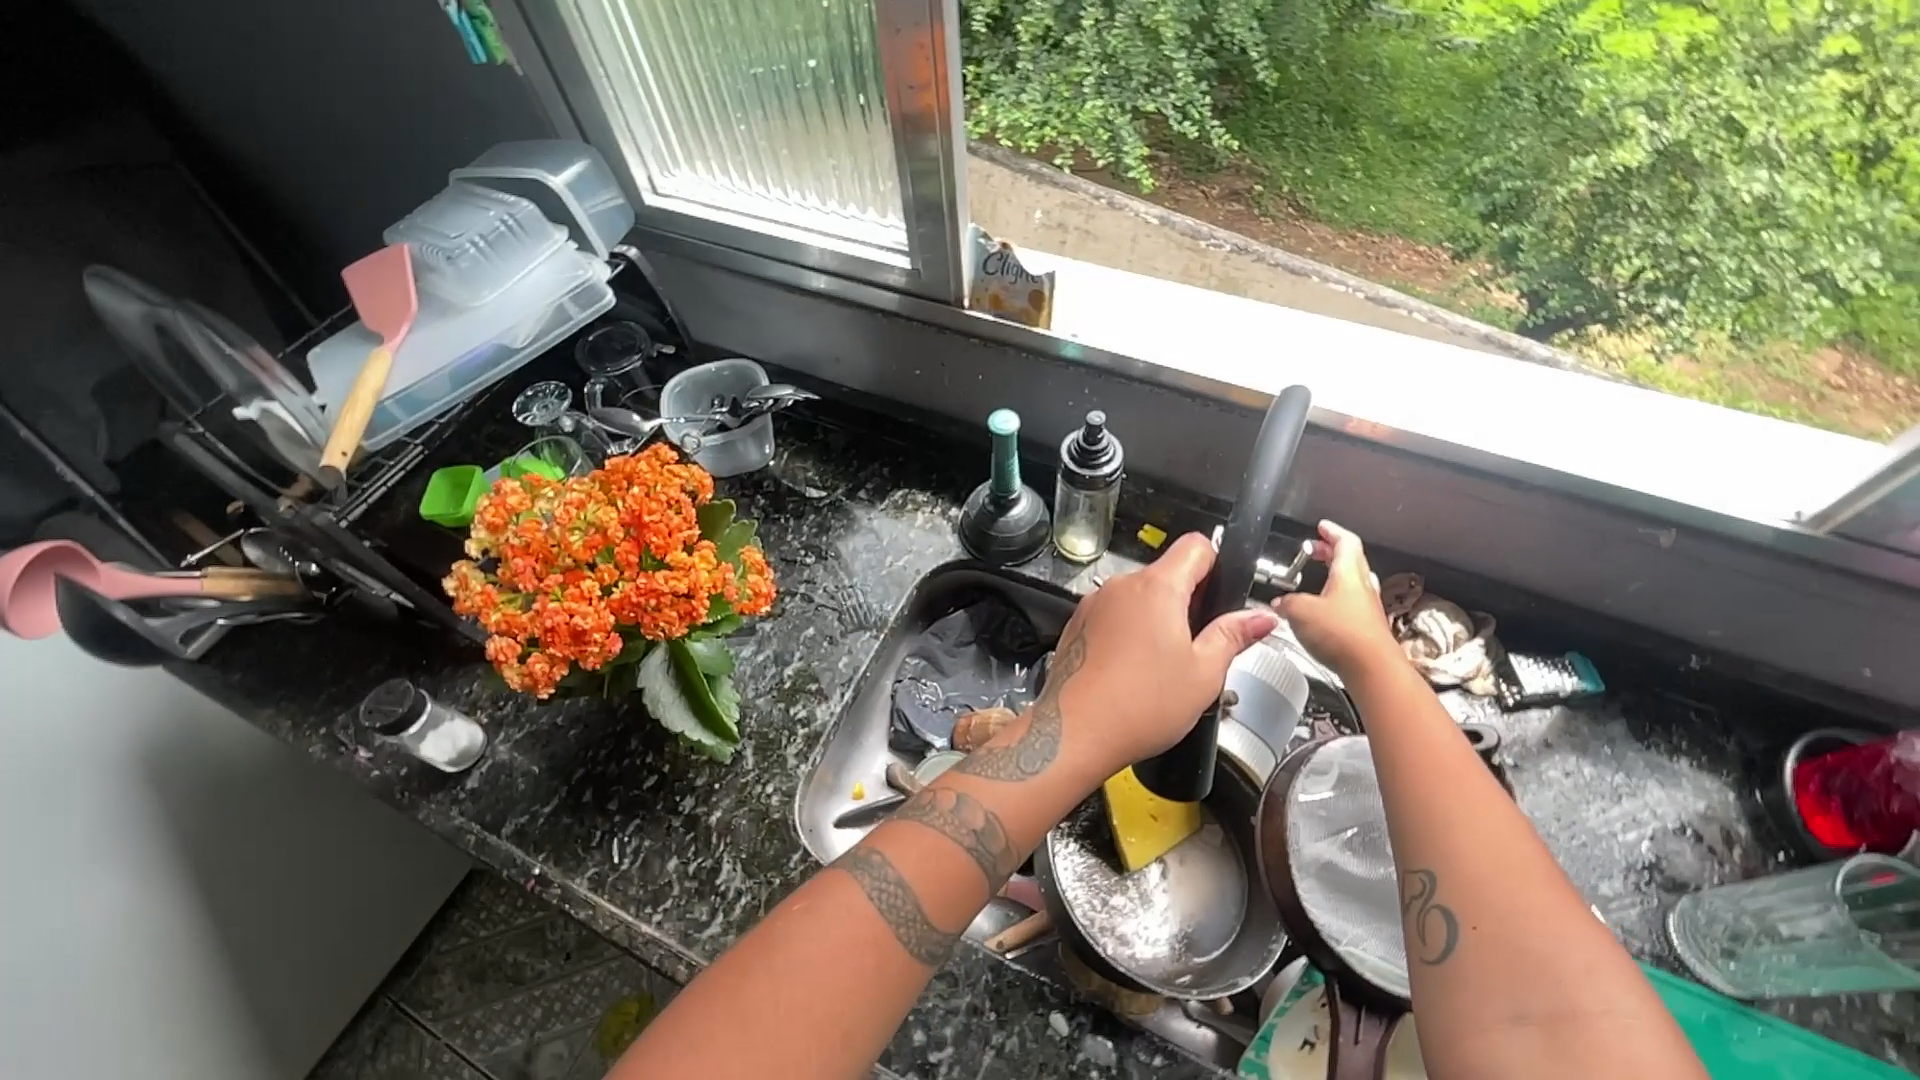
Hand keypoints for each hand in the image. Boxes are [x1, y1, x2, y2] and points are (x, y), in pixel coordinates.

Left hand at [1051, 533, 1278, 775]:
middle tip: (1198, 647)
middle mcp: (1121, 587)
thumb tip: (1259, 618)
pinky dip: (1128, 634)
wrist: (1074, 732)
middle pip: (1166, 575)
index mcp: (1157, 588)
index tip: (1221, 596)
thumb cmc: (1137, 706)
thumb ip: (1233, 636)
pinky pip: (1113, 617)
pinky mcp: (1078, 625)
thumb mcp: (1203, 674)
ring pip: (1138, 598)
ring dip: (1156, 620)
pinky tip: (1135, 671)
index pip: (1195, 546)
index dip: (1216, 566)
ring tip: (1164, 667)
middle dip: (1187, 603)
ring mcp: (1095, 605)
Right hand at [1275, 520, 1400, 680]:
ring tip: (1316, 582)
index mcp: (1349, 574)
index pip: (1345, 542)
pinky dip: (1335, 603)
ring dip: (1335, 578)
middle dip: (1331, 553)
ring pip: (1352, 585)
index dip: (1332, 532)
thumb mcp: (1300, 612)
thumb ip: (1286, 603)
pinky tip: (1320, 615)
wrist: (1372, 669)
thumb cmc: (1344, 636)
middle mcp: (1362, 588)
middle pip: (1351, 561)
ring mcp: (1367, 609)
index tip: (1322, 527)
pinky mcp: (1366, 630)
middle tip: (1315, 551)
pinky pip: (1350, 607)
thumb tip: (1279, 603)